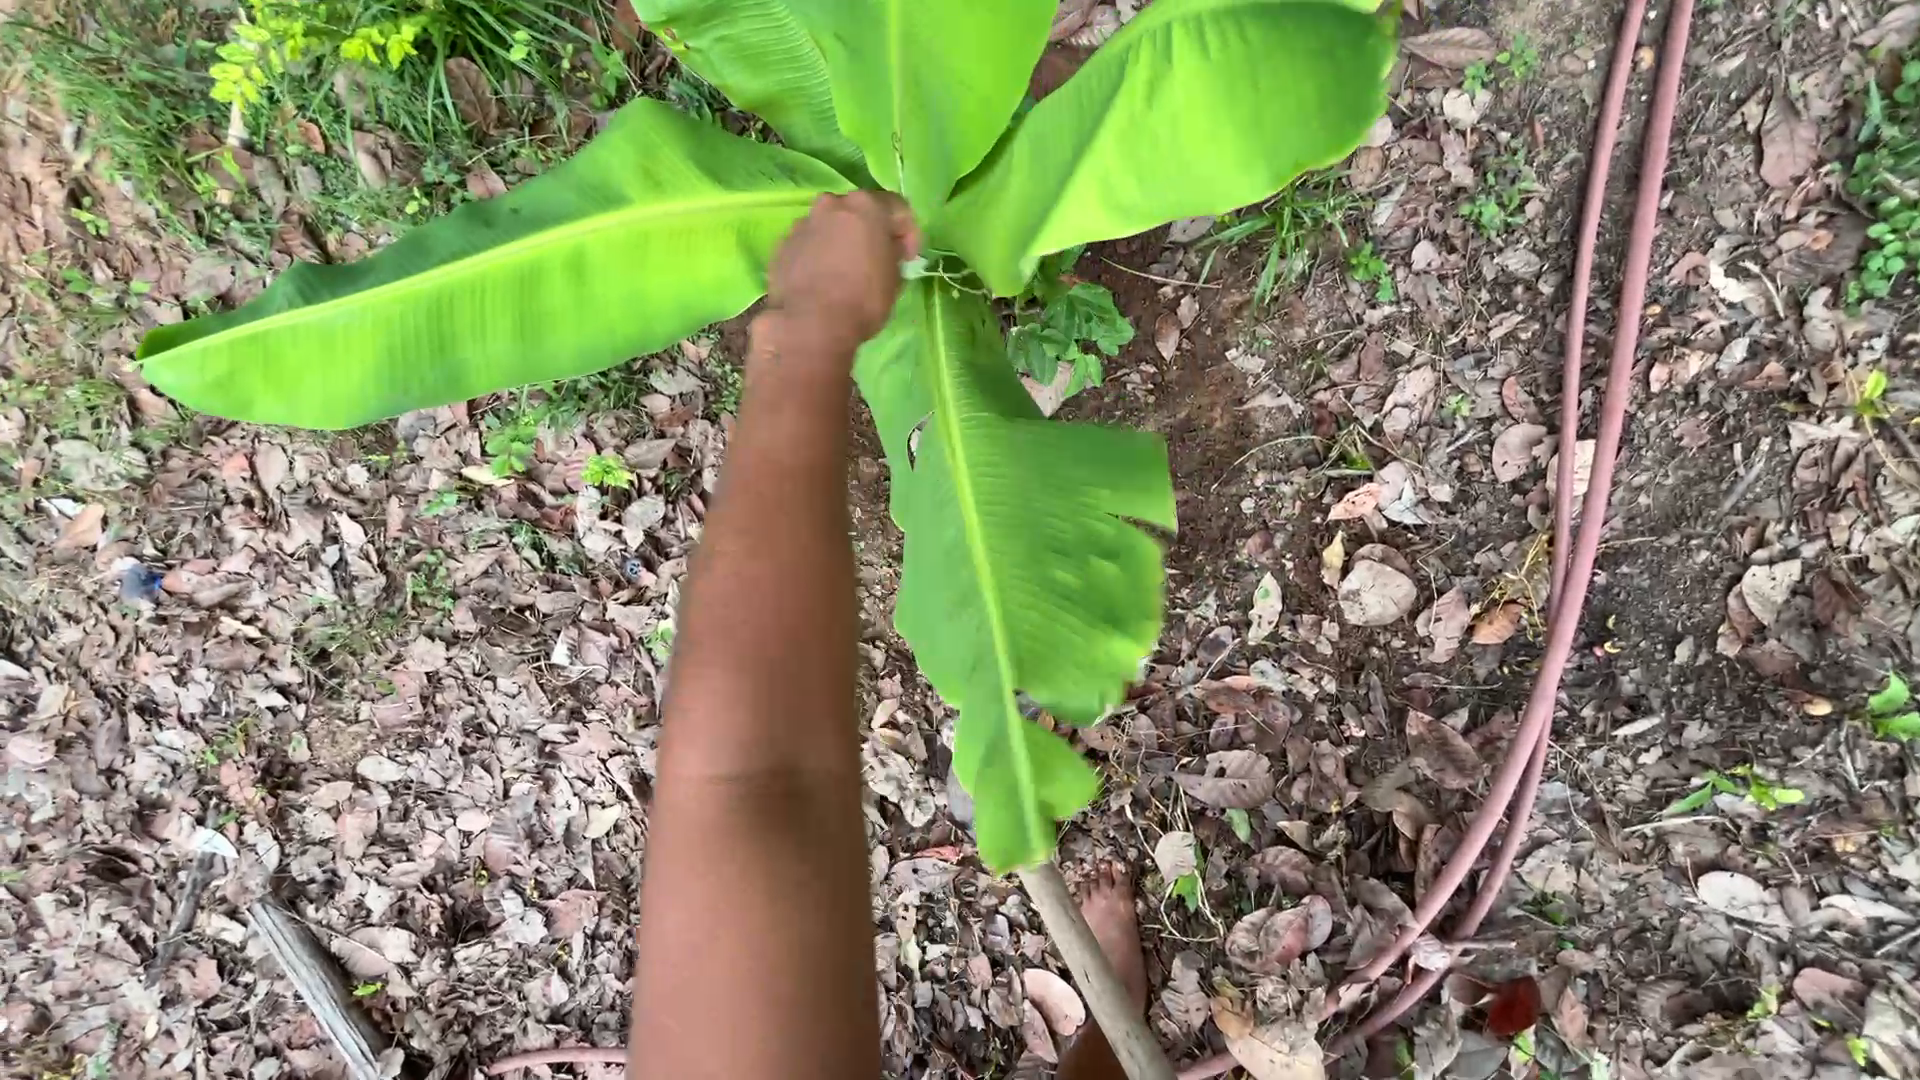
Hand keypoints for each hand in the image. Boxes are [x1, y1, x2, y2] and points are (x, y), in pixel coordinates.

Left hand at [764, 192, 919, 353]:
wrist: (810, 323)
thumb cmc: (862, 300)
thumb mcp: (895, 279)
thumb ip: (894, 254)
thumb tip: (888, 249)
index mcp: (865, 206)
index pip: (898, 207)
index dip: (908, 233)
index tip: (908, 258)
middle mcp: (832, 204)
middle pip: (858, 211)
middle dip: (870, 232)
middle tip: (876, 261)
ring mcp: (803, 223)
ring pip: (830, 226)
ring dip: (842, 242)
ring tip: (845, 273)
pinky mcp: (782, 245)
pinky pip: (809, 244)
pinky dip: (818, 256)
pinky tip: (822, 282)